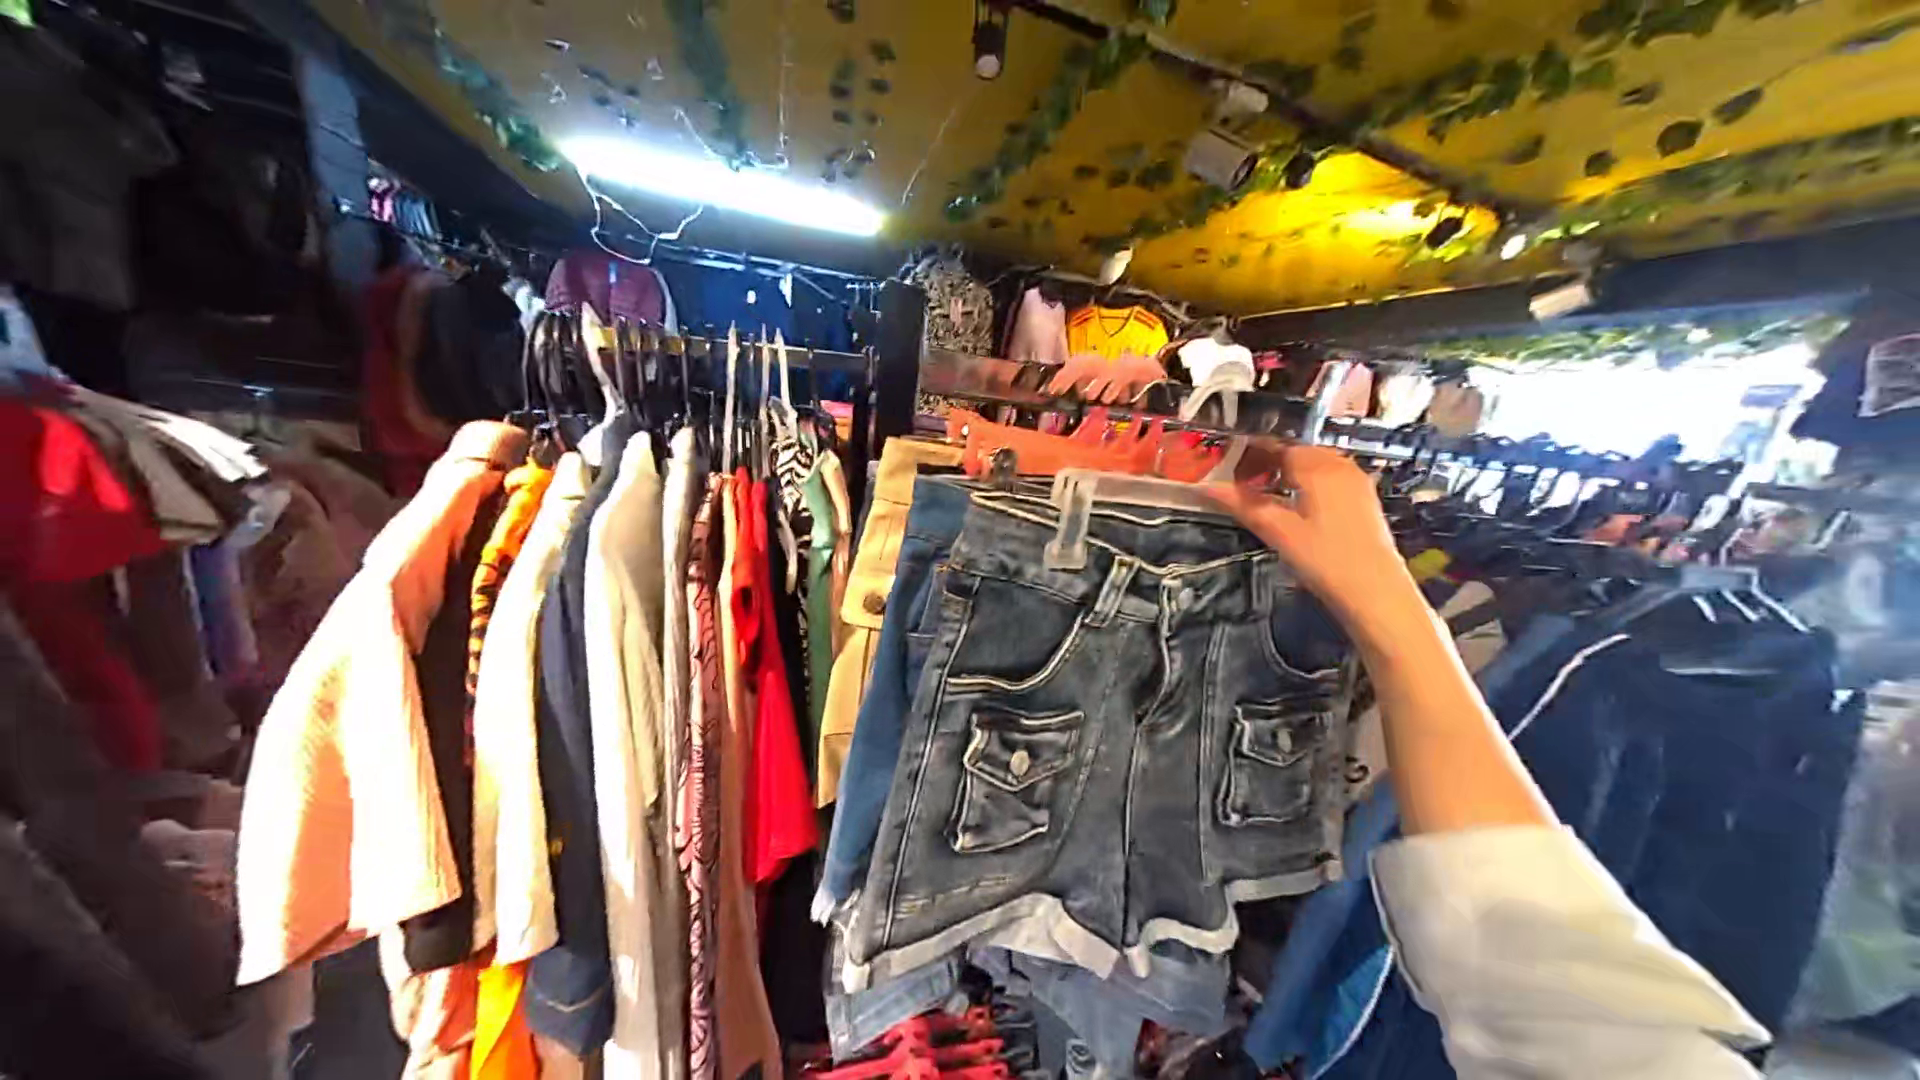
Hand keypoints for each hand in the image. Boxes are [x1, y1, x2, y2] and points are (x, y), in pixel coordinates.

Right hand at [1207, 446, 1422, 636]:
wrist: (1374, 591)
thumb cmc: (1324, 559)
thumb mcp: (1276, 531)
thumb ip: (1241, 504)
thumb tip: (1206, 488)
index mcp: (1319, 468)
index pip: (1278, 446)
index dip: (1250, 452)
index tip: (1228, 461)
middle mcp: (1341, 467)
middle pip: (1297, 452)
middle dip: (1267, 460)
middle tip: (1240, 478)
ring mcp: (1356, 482)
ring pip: (1314, 464)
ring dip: (1287, 471)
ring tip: (1262, 491)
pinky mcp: (1362, 500)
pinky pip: (1329, 477)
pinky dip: (1306, 482)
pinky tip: (1292, 503)